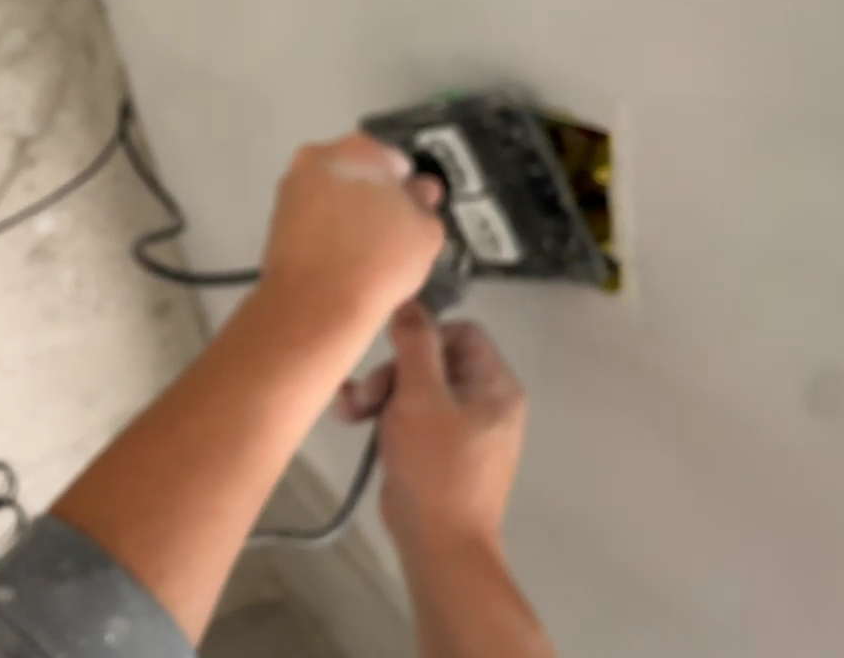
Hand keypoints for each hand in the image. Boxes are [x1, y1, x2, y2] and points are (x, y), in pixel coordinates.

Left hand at [256, 133, 446, 319]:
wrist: (315, 299)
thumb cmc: (379, 258)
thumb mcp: (427, 231)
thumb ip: (424, 203)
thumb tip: (417, 192)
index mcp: (359, 148)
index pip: (395, 163)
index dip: (408, 192)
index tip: (410, 217)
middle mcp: (318, 156)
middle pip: (357, 174)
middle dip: (373, 197)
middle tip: (388, 235)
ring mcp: (291, 184)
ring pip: (331, 194)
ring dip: (346, 212)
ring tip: (361, 251)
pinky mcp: (275, 213)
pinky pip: (311, 215)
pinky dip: (324, 228)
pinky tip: (337, 256)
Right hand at [337, 307, 526, 550]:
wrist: (438, 543)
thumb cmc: (436, 465)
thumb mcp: (421, 396)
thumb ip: (415, 344)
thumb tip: (410, 301)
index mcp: (494, 386)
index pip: (462, 332)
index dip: (425, 335)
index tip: (393, 350)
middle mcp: (481, 401)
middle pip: (430, 358)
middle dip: (390, 372)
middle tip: (366, 395)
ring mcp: (457, 425)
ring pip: (411, 384)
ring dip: (377, 392)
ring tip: (349, 411)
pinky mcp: (433, 444)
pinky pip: (406, 411)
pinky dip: (380, 412)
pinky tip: (352, 419)